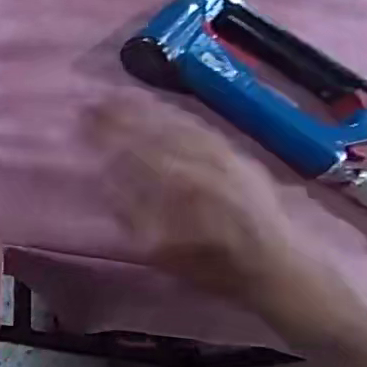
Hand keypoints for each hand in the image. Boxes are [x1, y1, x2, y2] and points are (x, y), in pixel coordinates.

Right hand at [86, 95, 366, 346]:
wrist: (282, 270)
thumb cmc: (218, 269)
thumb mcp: (166, 252)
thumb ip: (135, 212)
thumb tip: (106, 177)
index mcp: (182, 185)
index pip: (135, 148)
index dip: (108, 132)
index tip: (84, 120)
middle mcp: (203, 161)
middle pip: (155, 129)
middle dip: (123, 113)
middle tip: (96, 102)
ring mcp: (223, 154)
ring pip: (178, 123)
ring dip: (148, 108)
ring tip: (122, 96)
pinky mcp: (237, 154)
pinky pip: (201, 126)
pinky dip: (177, 114)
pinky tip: (163, 108)